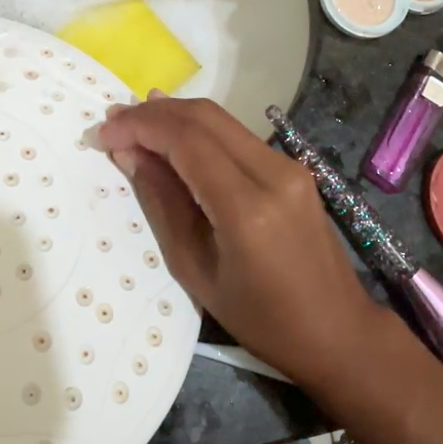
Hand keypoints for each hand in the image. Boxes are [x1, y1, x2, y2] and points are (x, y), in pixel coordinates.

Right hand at [97, 94, 390, 388]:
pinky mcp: (294, 168)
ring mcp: (289, 165)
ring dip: (176, 117)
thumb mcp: (197, 270)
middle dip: (154, 114)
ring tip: (134, 125)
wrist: (338, 330)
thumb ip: (163, 204)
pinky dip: (200, 131)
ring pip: (222, 120)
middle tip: (113, 122)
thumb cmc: (261, 318)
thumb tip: (130, 155)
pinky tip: (174, 139)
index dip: (141, 128)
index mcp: (247, 208)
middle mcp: (272, 173)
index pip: (186, 141)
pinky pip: (237, 136)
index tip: (104, 134)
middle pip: (204, 117)